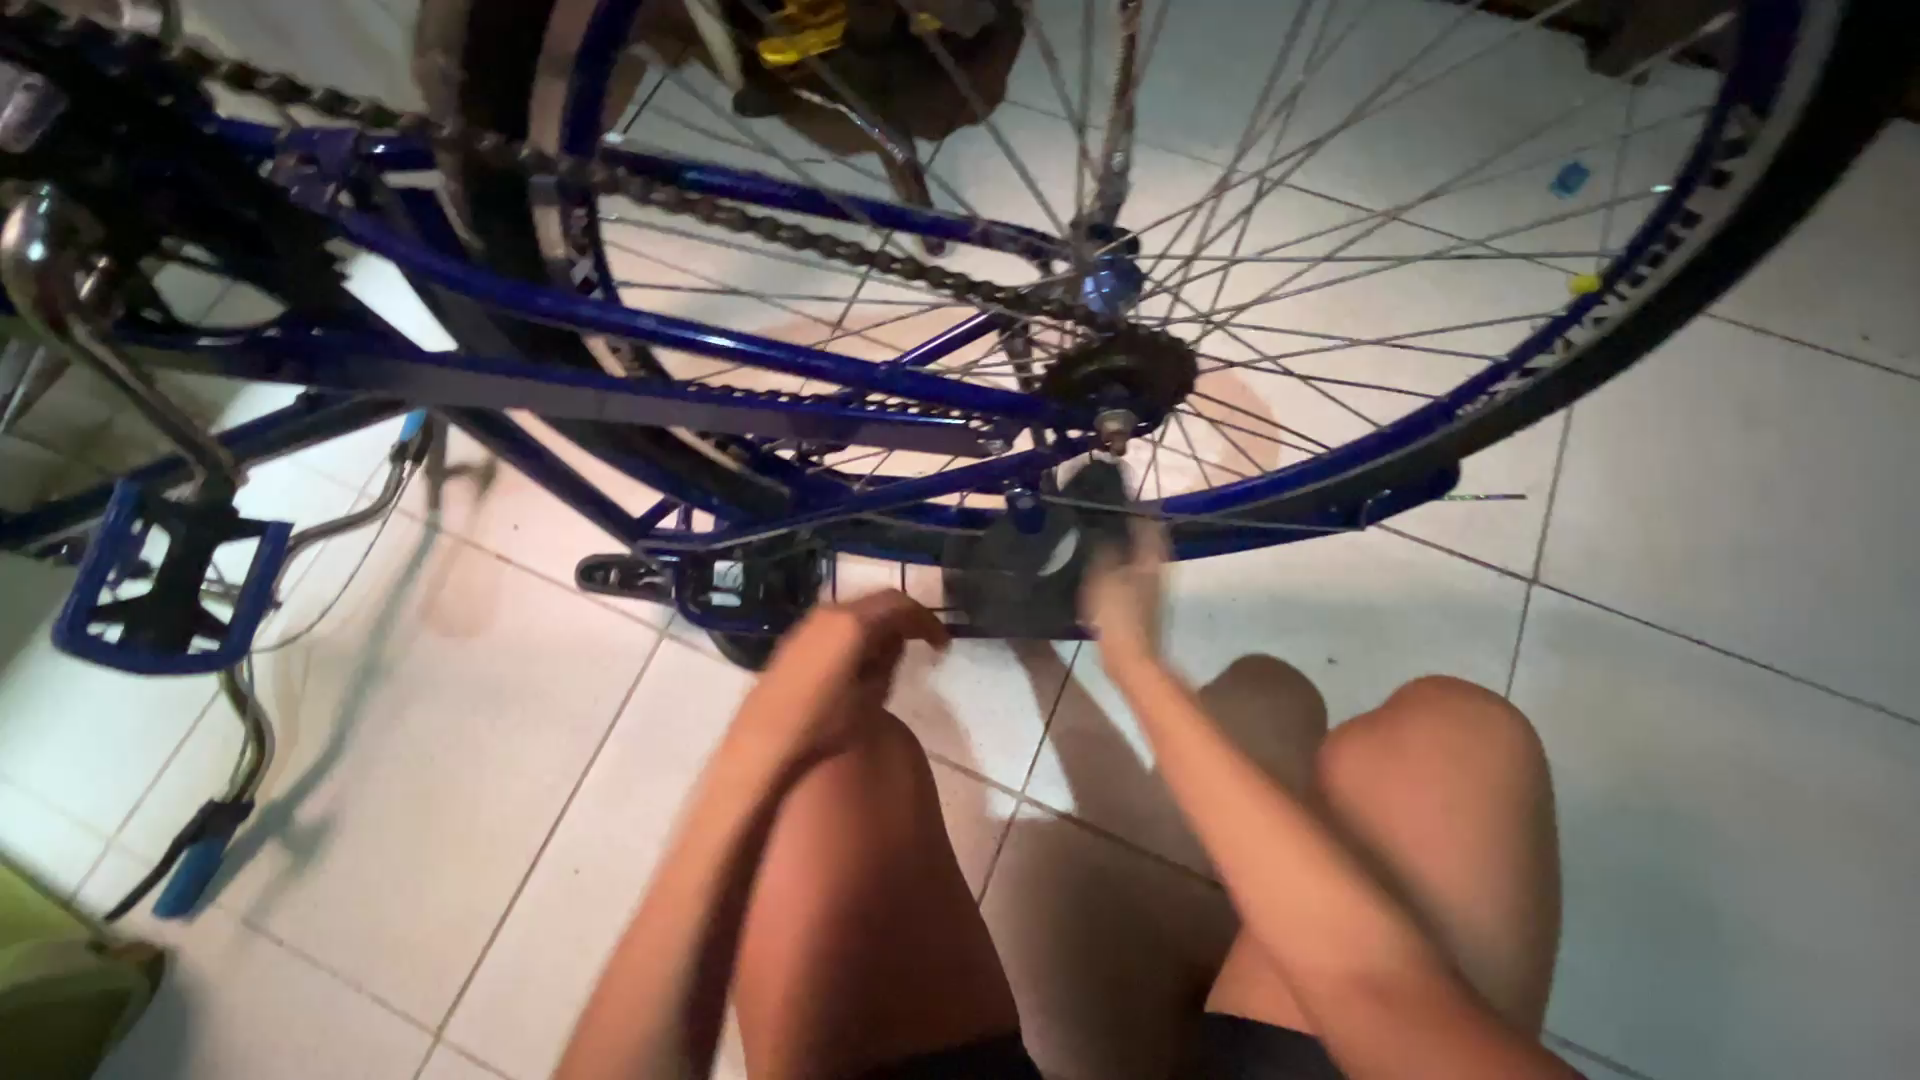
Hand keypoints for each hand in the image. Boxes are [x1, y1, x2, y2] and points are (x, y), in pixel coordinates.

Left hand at [728, 589, 949, 765]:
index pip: (902, 606)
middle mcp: (832, 612)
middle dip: (906, 617)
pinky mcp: (796, 636)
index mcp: (854, 624)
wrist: (765, 740)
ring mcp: (810, 622)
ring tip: (896, 650)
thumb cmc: (825, 723)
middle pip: (880, 600)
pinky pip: (838, 622)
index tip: (942, 644)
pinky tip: (863, 655)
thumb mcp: (872, 696)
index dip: (927, 621)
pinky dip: (859, 630)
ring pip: (857, 609)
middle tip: (924, 642)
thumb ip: (889, 661)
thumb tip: (895, 641)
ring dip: (881, 623)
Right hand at [1079, 517, 1168, 666]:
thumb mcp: (1102, 577)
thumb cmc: (1118, 615)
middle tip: (1107, 518)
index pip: (1149, 525)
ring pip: (1139, 560)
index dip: (1137, 511)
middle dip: (1131, 528)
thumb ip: (1104, 550)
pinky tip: (1101, 573)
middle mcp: (1156, 571)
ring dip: (1125, 549)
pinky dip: (1119, 569)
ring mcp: (1152, 591)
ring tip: (1101, 541)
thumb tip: (1103, 529)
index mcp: (1150, 560)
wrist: (1130, 659)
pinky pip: (1131, 577)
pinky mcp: (1143, 607)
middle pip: (1148, 542)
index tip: (1119, 501)